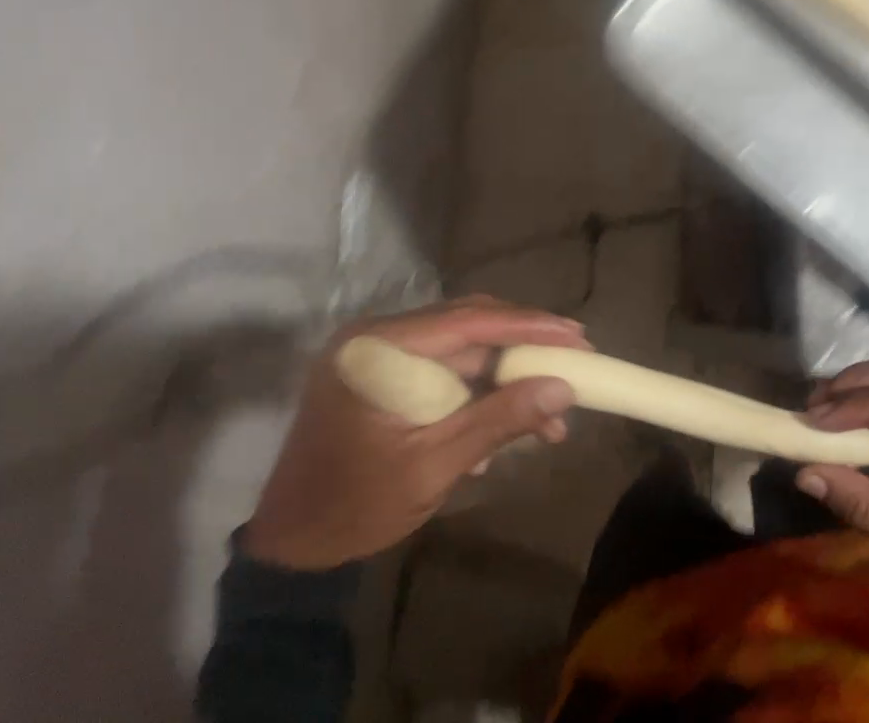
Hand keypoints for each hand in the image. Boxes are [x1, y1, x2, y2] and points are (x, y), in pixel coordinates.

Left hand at [242, 295, 589, 569]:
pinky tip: (512, 422)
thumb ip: (498, 421)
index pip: (467, 322)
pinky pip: (446, 371)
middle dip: (525, 347)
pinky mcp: (386, 378)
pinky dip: (482, 391)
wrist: (290, 546)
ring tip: (554, 409)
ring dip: (508, 375)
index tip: (578, 337)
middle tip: (577, 360)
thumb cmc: (356, 507)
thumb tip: (563, 389)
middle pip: (468, 326)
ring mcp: (380, 357)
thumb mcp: (433, 466)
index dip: (528, 326)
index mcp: (377, 350)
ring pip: (462, 349)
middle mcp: (377, 339)